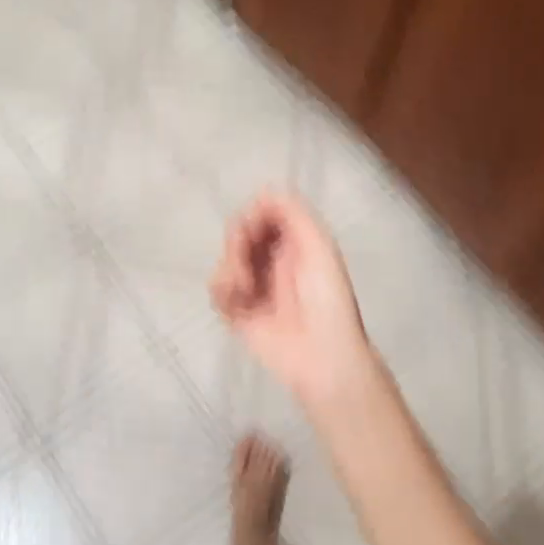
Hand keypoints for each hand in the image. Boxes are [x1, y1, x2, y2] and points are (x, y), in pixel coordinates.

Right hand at [209, 192, 383, 406]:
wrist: (321, 354)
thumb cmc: (327, 299)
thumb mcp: (320, 247)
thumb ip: (294, 213)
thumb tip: (264, 190)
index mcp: (294, 242)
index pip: (261, 214)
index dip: (251, 217)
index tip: (253, 230)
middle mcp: (273, 260)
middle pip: (238, 235)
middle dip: (236, 246)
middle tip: (246, 266)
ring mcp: (255, 286)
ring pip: (224, 261)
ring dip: (228, 271)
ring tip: (244, 292)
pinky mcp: (239, 312)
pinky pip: (217, 290)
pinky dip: (221, 293)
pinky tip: (237, 305)